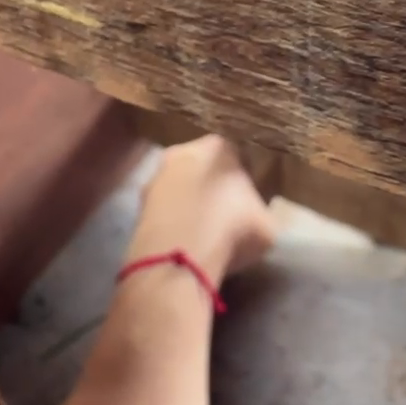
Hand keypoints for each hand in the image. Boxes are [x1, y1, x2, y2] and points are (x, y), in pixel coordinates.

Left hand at [127, 135, 276, 276]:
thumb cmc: (231, 229)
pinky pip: (164, 213)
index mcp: (220, 145)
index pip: (236, 154)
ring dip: (189, 206)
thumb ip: (260, 211)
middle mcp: (183, 151)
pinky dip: (173, 225)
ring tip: (204, 234)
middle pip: (203, 168)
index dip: (244, 177)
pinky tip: (186, 245)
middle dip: (212, 187)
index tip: (249, 198)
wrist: (178, 259)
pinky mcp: (138, 208)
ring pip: (179, 189)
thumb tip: (254, 216)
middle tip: (226, 215)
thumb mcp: (267, 223)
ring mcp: (155, 178)